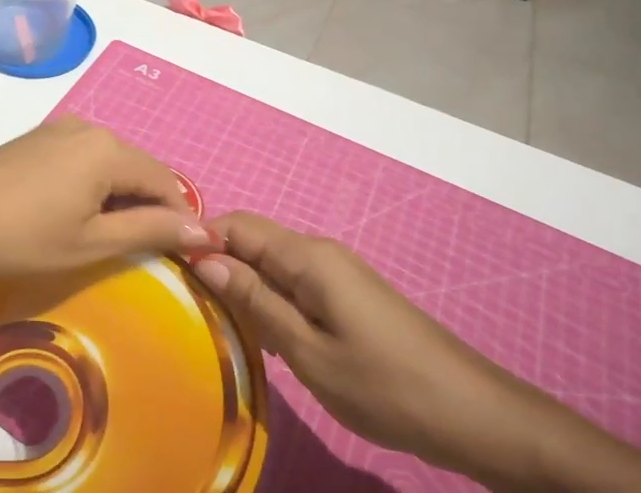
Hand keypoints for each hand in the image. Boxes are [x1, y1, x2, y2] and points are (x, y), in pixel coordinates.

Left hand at [0, 117, 216, 278]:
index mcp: (108, 150)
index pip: (164, 180)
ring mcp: (59, 128)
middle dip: (147, 203)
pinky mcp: (37, 136)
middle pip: (137, 166)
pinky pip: (82, 155)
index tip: (178, 250)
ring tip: (101, 233)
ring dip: (118, 193)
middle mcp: (89, 127)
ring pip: (109, 160)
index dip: (177, 215)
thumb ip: (149, 231)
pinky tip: (72, 210)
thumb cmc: (24, 237)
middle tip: (136, 247)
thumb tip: (201, 229)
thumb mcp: (92, 242)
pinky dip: (92, 181)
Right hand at [194, 212, 640, 491]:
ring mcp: (337, 275)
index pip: (236, 225)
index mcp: (308, 257)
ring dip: (242, 287)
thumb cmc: (385, 385)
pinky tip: (260, 338)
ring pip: (270, 265)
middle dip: (216, 265)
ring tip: (213, 323)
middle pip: (251, 241)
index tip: (167, 272)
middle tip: (186, 306)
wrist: (473, 415)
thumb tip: (204, 258)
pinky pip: (292, 285)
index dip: (198, 240)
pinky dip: (269, 303)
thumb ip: (256, 301)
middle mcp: (320, 253)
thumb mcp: (308, 351)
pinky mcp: (347, 297)